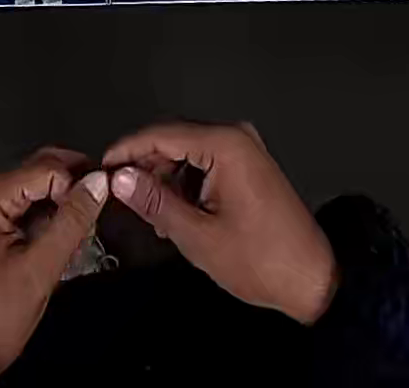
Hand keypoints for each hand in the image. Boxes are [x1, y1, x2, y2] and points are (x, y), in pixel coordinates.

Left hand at [0, 148, 107, 384]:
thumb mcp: (38, 270)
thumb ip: (72, 222)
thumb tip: (98, 183)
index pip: (55, 167)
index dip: (78, 189)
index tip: (90, 217)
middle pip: (51, 167)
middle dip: (76, 190)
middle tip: (92, 219)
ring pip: (48, 184)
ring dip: (69, 205)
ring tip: (78, 237)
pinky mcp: (3, 222)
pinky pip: (39, 203)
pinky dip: (58, 217)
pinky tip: (64, 244)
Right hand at [103, 122, 336, 324]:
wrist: (309, 274)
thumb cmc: (256, 258)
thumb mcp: (197, 234)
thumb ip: (155, 201)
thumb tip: (118, 178)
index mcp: (225, 143)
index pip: (164, 132)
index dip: (127, 148)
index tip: (99, 168)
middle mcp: (235, 134)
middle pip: (176, 135)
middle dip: (145, 162)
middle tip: (119, 195)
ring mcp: (244, 146)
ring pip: (188, 148)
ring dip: (165, 173)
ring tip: (150, 212)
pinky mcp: (247, 161)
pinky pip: (206, 158)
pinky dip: (185, 178)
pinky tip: (174, 209)